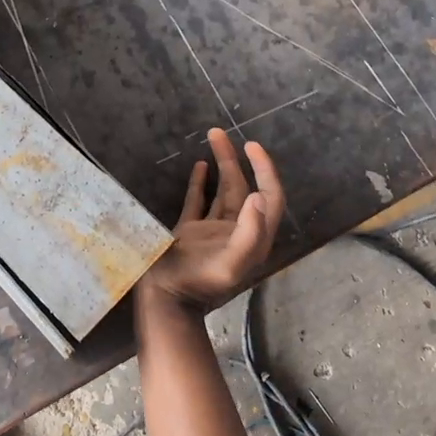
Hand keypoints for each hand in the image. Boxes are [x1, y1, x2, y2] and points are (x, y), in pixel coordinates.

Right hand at [139, 129, 285, 312]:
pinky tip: (199, 165)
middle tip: (222, 133)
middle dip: (238, 159)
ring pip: (222, 190)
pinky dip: (201, 182)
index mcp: (252, 238)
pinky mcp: (191, 232)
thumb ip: (249, 232)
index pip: (269, 197)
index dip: (265, 171)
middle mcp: (237, 231)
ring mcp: (213, 231)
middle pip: (244, 188)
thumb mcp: (230, 263)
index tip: (252, 146)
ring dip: (220, 164)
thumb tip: (258, 196)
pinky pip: (199, 201)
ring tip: (213, 136)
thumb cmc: (199, 283)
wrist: (166, 302)